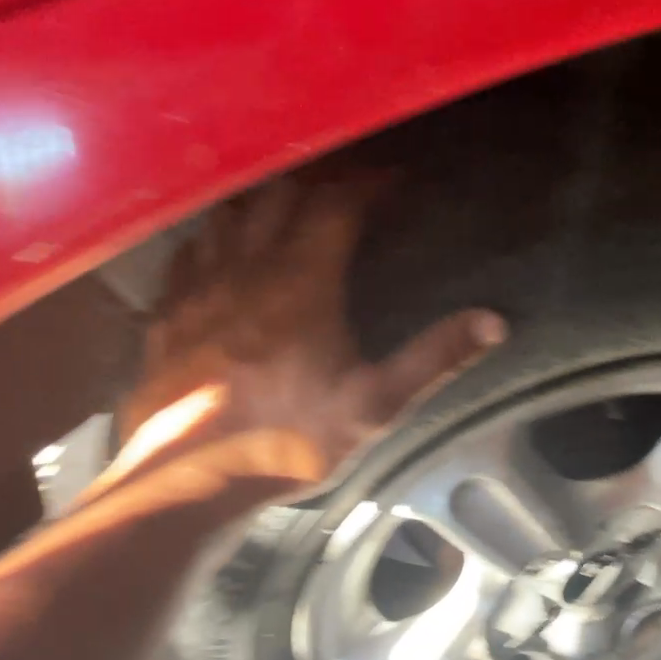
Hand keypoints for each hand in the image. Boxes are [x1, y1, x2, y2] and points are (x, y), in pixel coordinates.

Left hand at [101, 173, 504, 498]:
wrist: (190, 479)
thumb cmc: (291, 439)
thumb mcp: (377, 405)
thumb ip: (435, 358)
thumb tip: (495, 322)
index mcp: (302, 282)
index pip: (337, 205)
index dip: (368, 184)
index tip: (395, 180)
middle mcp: (246, 267)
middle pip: (279, 195)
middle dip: (318, 179)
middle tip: (348, 185)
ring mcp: (198, 286)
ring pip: (228, 212)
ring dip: (263, 198)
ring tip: (289, 202)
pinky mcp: (165, 311)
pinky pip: (189, 248)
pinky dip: (215, 233)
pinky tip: (224, 246)